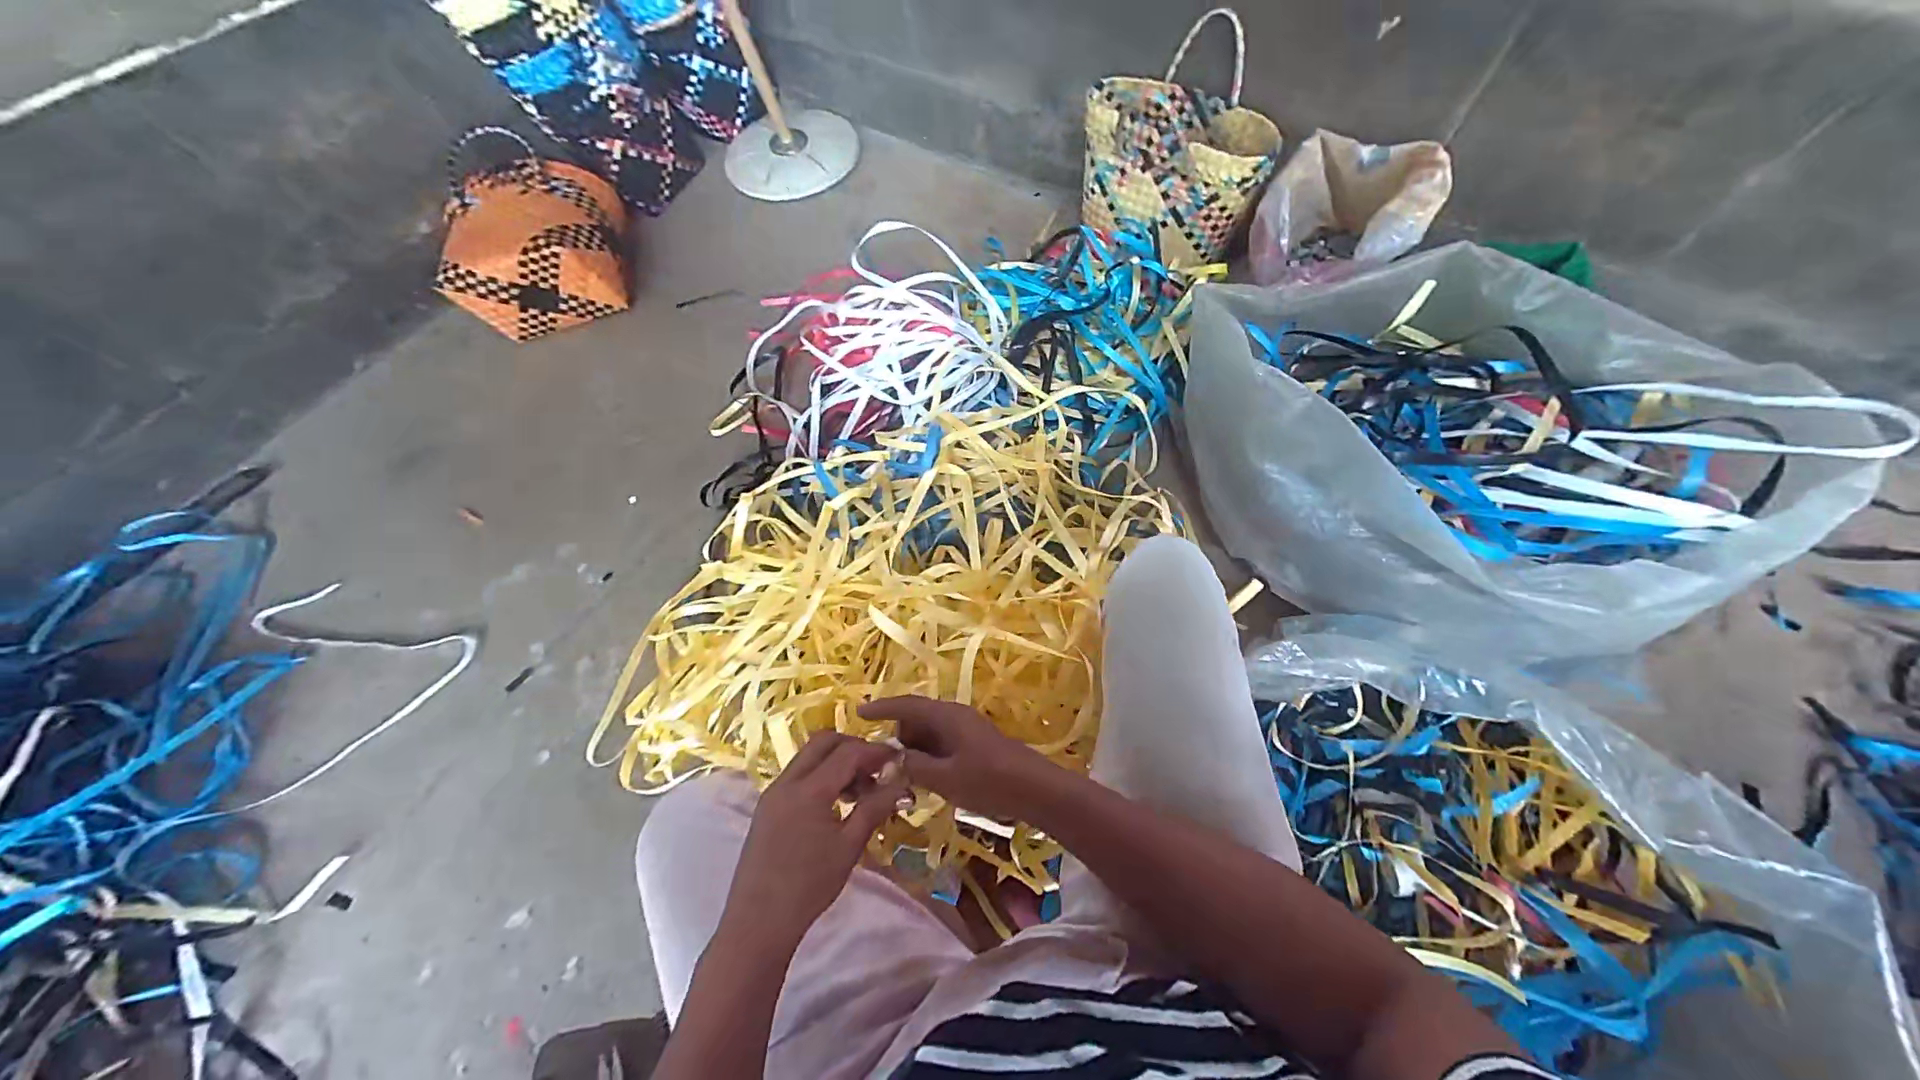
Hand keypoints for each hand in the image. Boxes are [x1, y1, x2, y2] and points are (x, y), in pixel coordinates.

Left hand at [724, 732, 906, 947]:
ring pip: (809, 757)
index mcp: (808, 790)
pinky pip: (798, 775)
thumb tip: (901, 784)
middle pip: (824, 742)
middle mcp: (787, 782)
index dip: (876, 751)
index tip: (899, 758)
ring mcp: (773, 793)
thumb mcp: (849, 847)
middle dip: (854, 747)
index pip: (848, 752)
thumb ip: (874, 808)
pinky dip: (821, 776)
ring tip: (861, 791)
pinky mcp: (767, 807)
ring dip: (837, 762)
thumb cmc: (809, 887)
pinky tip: (838, 803)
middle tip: (878, 769)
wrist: (758, 922)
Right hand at [859, 696, 1057, 820]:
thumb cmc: (989, 781)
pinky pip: (942, 745)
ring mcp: (966, 730)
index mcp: (946, 717)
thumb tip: (891, 759)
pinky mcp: (975, 746)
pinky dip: (929, 758)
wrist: (1036, 790)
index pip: (906, 705)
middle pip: (916, 719)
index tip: (858, 713)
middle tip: (883, 764)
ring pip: (929, 734)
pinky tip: (926, 782)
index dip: (881, 708)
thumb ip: (914, 767)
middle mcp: (955, 717)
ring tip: (903, 778)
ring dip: (914, 752)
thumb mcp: (945, 778)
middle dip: (898, 738)